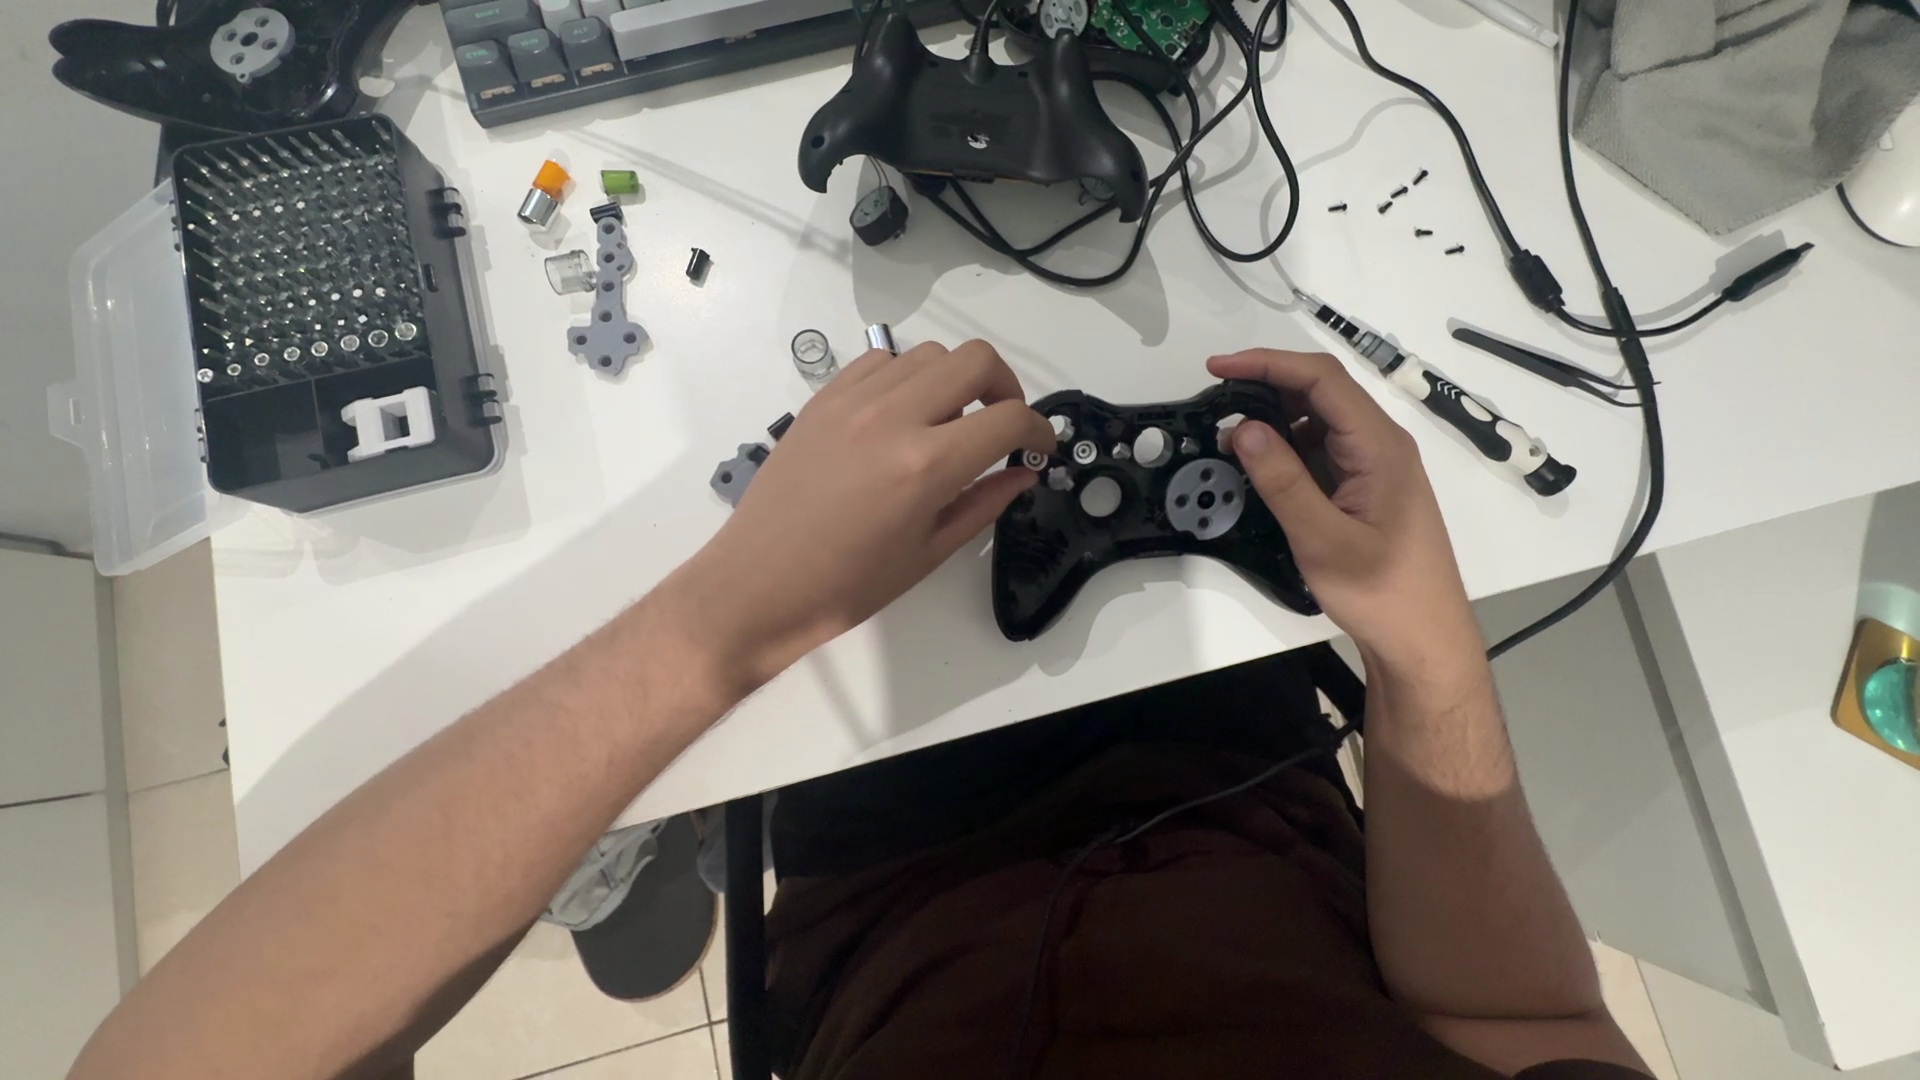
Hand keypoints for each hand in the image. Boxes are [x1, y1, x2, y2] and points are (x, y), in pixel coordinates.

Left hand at [665, 340, 1053, 694]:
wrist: (758, 585)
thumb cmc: (847, 586)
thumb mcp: (928, 552)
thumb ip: (983, 502)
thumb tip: (1024, 471)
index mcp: (926, 465)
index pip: (1009, 418)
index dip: (1040, 429)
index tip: (1040, 447)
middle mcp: (893, 416)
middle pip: (976, 360)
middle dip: (1006, 388)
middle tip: (1003, 425)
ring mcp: (852, 400)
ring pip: (929, 353)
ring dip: (955, 379)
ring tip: (949, 422)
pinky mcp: (822, 398)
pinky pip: (880, 360)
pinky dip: (906, 376)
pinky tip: (901, 414)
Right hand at [1207, 350, 1481, 668]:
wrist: (1422, 640)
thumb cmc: (1380, 591)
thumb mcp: (1322, 539)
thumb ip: (1282, 481)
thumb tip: (1242, 429)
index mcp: (1378, 446)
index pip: (1321, 380)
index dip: (1267, 364)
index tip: (1216, 368)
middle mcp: (1378, 445)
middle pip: (1319, 393)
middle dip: (1263, 388)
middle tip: (1212, 403)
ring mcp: (1370, 467)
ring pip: (1316, 422)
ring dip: (1270, 422)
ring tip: (1225, 441)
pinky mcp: (1361, 488)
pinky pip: (1317, 452)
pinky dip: (1282, 451)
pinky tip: (1255, 468)